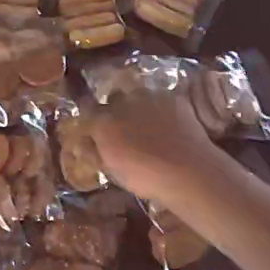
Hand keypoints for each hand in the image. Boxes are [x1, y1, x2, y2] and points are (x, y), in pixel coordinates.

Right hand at [90, 93, 219, 201]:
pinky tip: (169, 120)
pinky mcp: (172, 97)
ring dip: (138, 102)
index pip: (88, 109)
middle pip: (113, 96)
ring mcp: (148, 97)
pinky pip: (161, 97)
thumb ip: (93, 151)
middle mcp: (122, 103)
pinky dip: (162, 106)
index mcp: (102, 122)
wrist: (186, 170)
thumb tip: (82, 140)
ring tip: (147, 118)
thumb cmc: (144, 177)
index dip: (92, 117)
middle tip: (124, 123)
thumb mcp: (111, 170)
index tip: (96, 126)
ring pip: (137, 92)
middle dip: (116, 106)